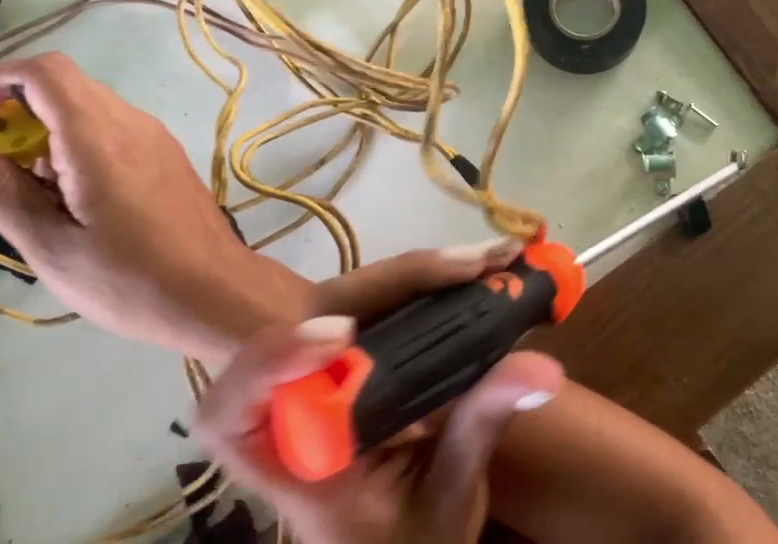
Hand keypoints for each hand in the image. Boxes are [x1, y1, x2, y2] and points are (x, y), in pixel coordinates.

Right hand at [0, 51, 308, 365]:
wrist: (216, 292)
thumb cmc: (129, 278)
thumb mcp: (50, 245)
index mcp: (100, 136)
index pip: (46, 71)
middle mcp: (133, 124)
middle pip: (67, 88)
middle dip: (16, 114)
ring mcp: (157, 139)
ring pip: (90, 112)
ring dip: (47, 137)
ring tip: (34, 200)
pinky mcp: (167, 159)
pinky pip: (114, 134)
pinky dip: (78, 150)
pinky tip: (74, 204)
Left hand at [197, 248, 565, 543]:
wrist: (406, 539)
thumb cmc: (412, 538)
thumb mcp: (448, 496)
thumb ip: (479, 426)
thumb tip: (542, 368)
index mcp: (295, 470)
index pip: (235, 415)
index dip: (271, 361)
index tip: (343, 336)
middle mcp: (293, 414)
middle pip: (301, 326)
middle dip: (388, 284)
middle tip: (465, 269)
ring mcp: (321, 380)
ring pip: (344, 303)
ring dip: (415, 275)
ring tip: (488, 261)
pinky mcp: (352, 360)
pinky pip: (373, 308)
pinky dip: (422, 284)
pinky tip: (475, 270)